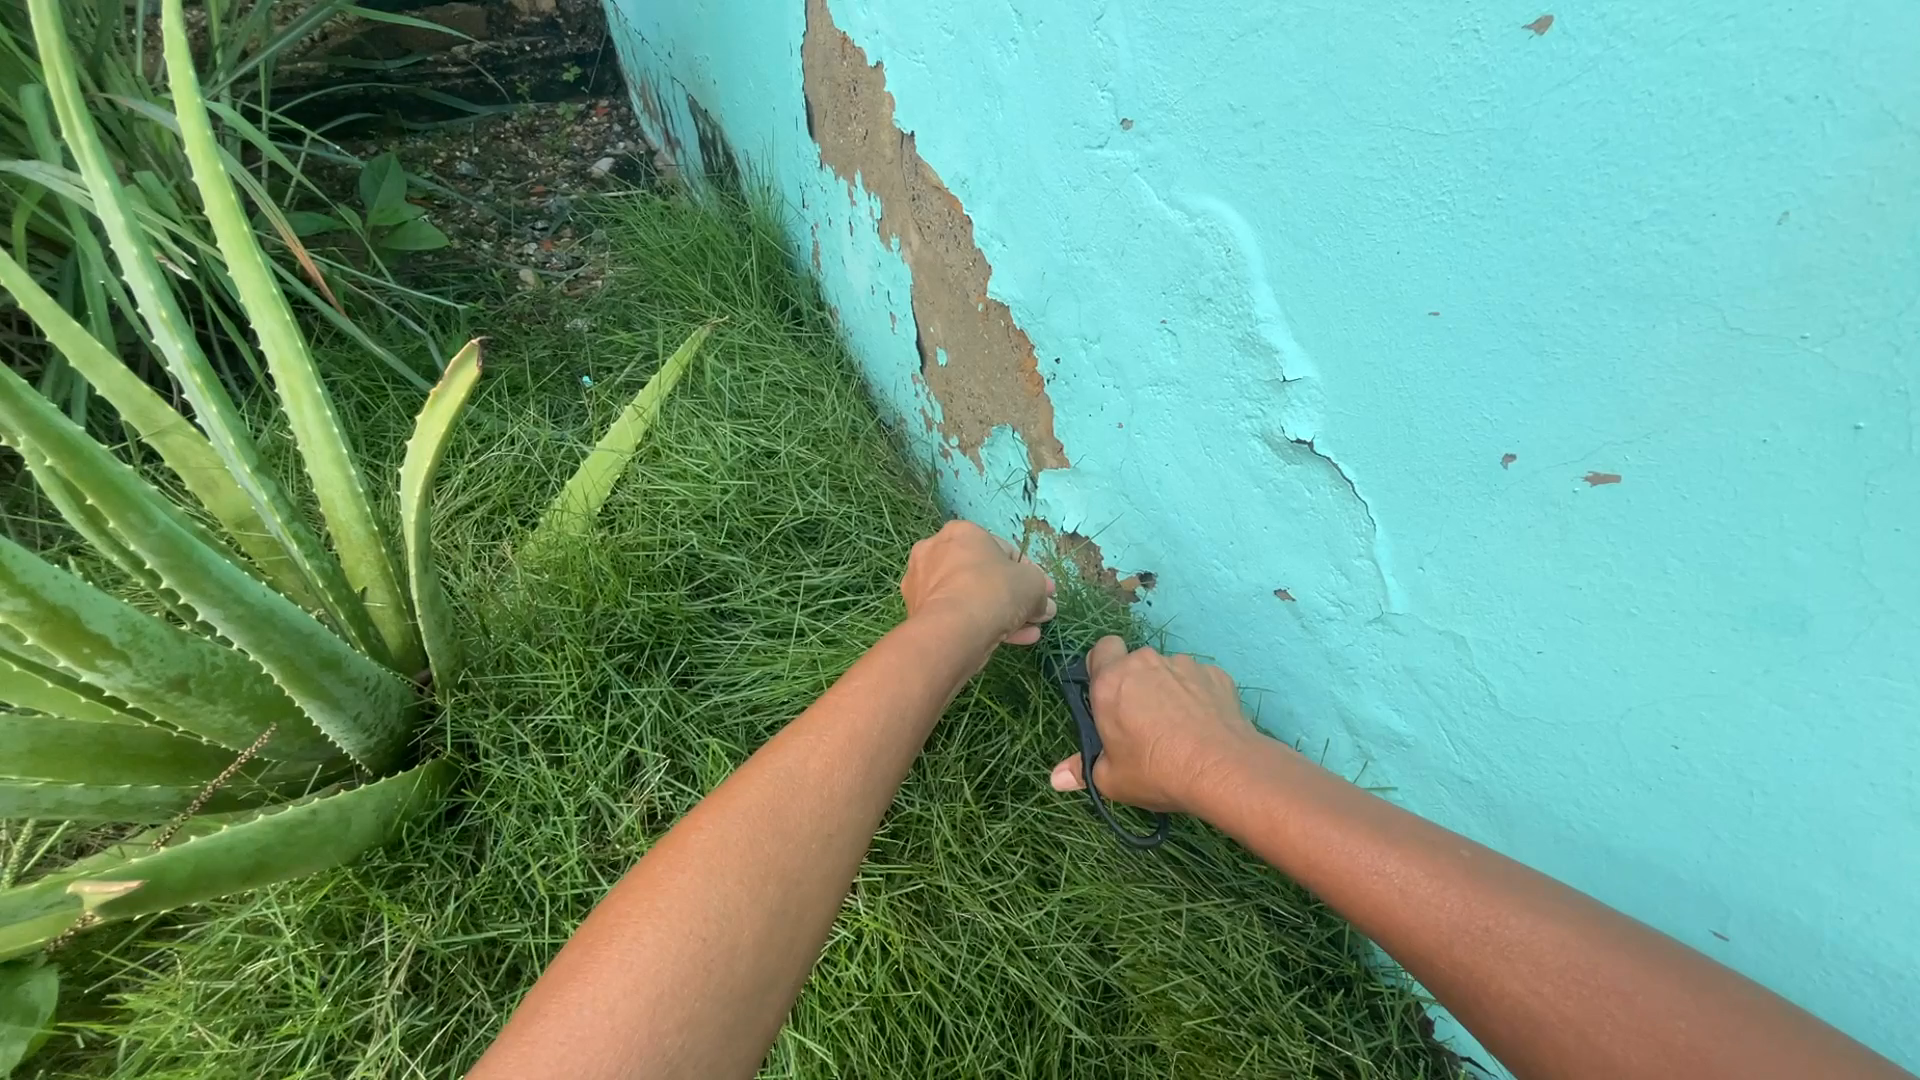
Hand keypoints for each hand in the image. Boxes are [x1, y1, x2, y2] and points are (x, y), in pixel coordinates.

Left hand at [900, 521, 1055, 646]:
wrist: (952, 630)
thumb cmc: (994, 591)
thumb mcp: (1032, 584)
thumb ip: (1039, 589)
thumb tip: (1043, 602)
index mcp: (961, 532)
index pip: (1002, 549)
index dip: (1027, 572)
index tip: (1042, 592)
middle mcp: (935, 551)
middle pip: (984, 575)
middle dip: (1013, 596)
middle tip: (1035, 613)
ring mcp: (922, 584)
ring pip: (971, 598)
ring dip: (1001, 613)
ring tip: (1027, 631)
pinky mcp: (917, 613)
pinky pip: (958, 616)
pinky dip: (981, 625)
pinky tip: (1010, 640)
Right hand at [1049, 636, 1265, 813]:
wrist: (1222, 770)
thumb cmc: (1156, 771)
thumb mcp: (1111, 779)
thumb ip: (1081, 770)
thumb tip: (1057, 778)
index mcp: (1110, 681)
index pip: (1101, 648)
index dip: (1102, 666)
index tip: (1109, 693)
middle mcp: (1144, 663)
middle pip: (1134, 661)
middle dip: (1136, 682)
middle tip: (1141, 717)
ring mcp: (1183, 665)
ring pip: (1168, 670)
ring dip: (1168, 688)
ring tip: (1179, 725)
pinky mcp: (1215, 674)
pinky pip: (1198, 680)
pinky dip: (1198, 695)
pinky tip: (1204, 724)